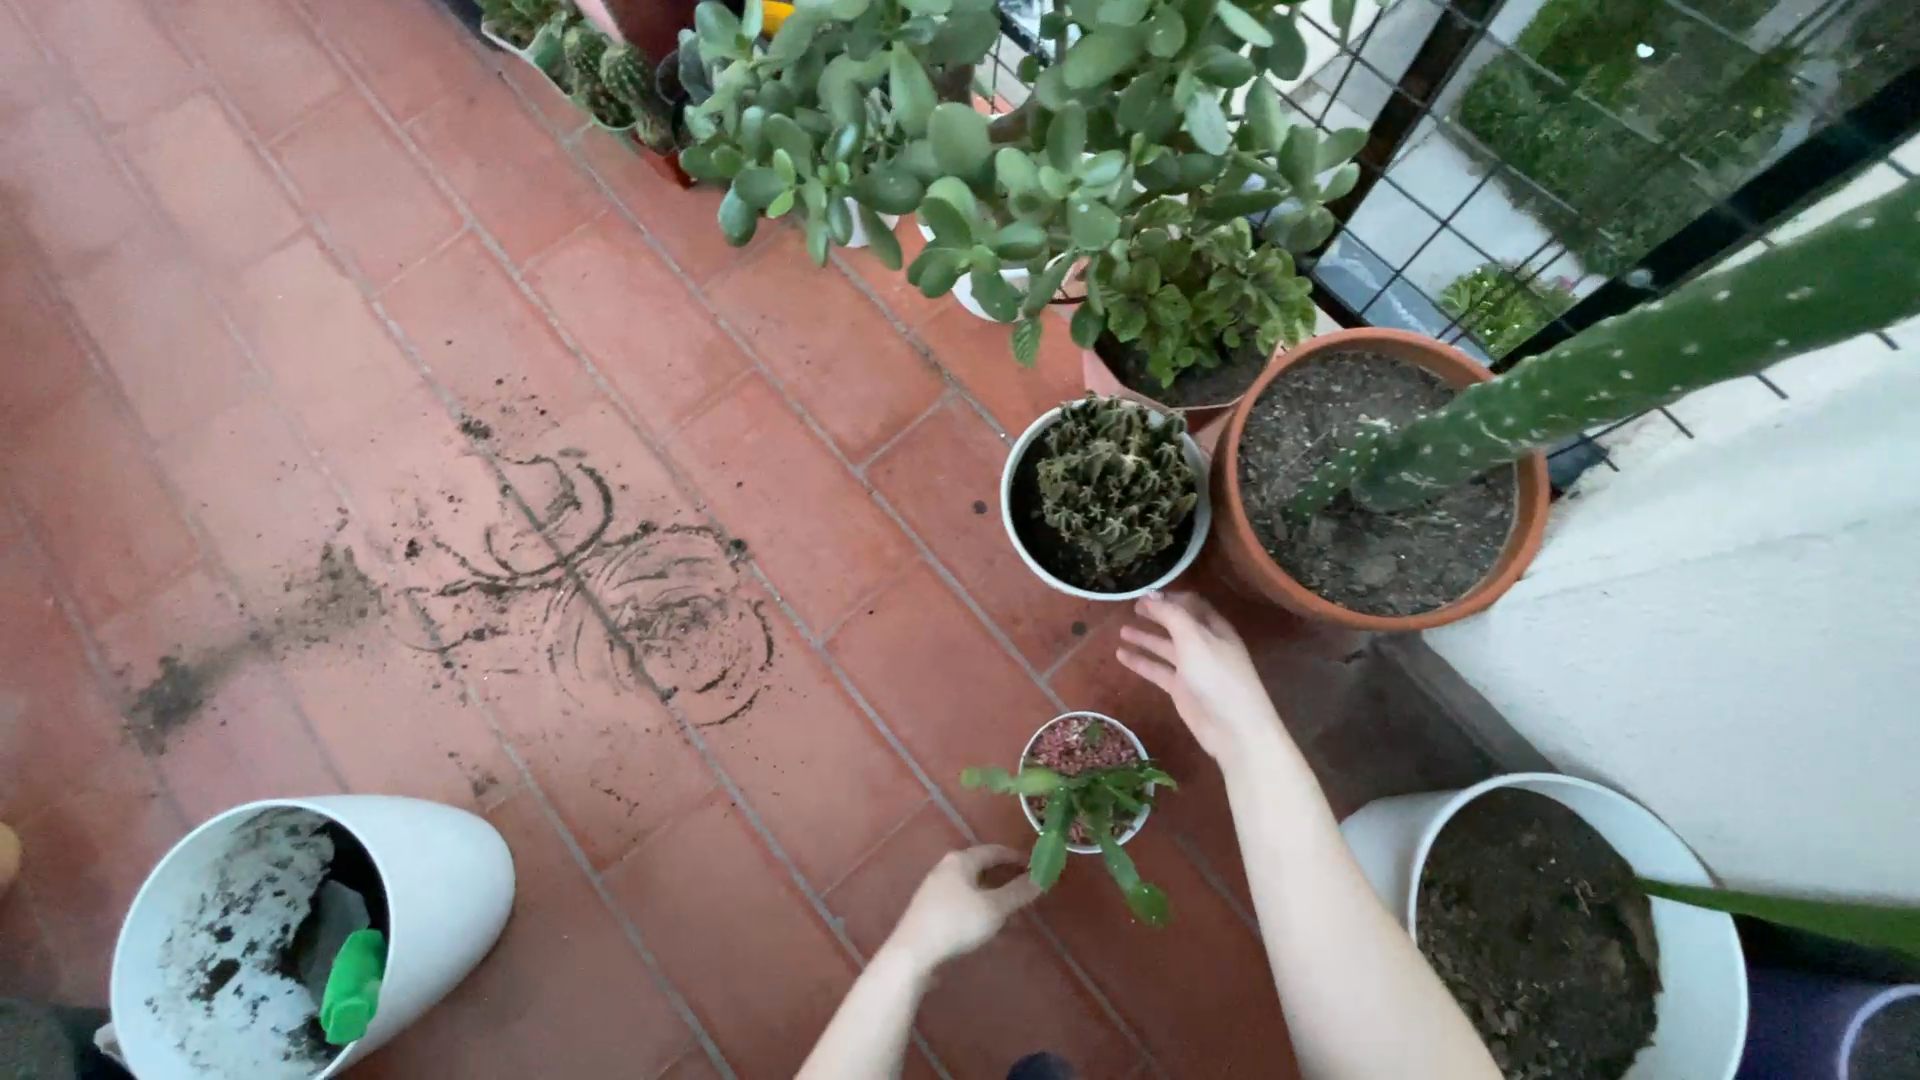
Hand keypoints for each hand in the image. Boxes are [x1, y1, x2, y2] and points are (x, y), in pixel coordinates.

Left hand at [883, 846, 1040, 971]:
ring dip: (994, 900)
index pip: (994, 851)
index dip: (1016, 857)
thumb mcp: (993, 908)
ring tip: (1014, 916)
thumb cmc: (956, 923)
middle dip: (1006, 880)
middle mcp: (946, 869)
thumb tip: (1040, 879)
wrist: (912, 953)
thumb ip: (1017, 893)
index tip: (1035, 866)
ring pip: (973, 890)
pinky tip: (991, 931)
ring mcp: (936, 891)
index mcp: (960, 860)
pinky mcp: (931, 912)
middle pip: (982, 869)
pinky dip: (980, 912)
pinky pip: (963, 906)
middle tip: (1026, 890)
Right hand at [1115, 591, 1284, 763]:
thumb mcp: (1194, 638)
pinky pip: (1157, 670)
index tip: (1145, 593)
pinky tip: (1120, 655)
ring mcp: (1192, 668)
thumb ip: (1171, 615)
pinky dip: (1140, 661)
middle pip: (1177, 624)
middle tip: (1132, 607)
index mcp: (1214, 628)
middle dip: (1156, 615)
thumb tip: (1151, 594)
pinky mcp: (1181, 689)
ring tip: (1121, 629)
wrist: (1234, 728)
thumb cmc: (1217, 676)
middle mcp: (1204, 645)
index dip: (1170, 597)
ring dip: (1145, 638)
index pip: (1191, 604)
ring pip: (1165, 647)